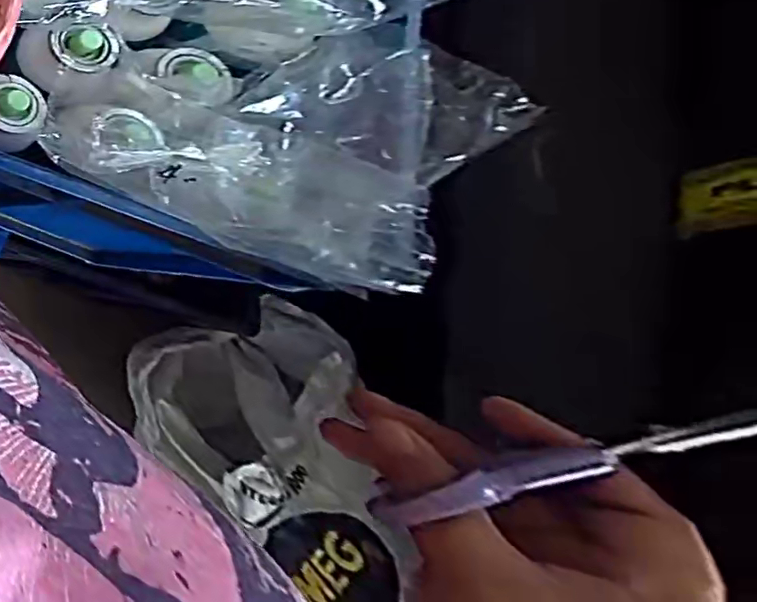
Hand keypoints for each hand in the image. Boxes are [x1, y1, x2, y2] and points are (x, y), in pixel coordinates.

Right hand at [323, 390, 722, 601]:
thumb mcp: (479, 573)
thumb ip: (432, 492)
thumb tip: (384, 424)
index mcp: (646, 583)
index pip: (621, 495)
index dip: (558, 444)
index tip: (490, 411)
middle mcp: (604, 582)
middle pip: (522, 490)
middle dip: (436, 444)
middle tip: (371, 409)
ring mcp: (547, 590)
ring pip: (478, 507)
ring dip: (409, 466)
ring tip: (346, 433)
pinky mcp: (502, 597)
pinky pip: (460, 532)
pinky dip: (416, 503)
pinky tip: (372, 482)